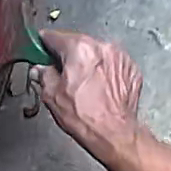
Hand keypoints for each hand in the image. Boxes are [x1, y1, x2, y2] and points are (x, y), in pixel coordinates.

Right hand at [30, 29, 145, 166]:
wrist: (114, 133)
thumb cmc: (86, 117)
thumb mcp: (52, 96)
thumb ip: (43, 76)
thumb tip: (40, 70)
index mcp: (79, 49)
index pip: (54, 36)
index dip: (44, 44)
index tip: (40, 49)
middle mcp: (101, 47)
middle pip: (78, 43)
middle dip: (68, 56)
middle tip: (61, 75)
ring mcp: (119, 57)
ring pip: (96, 53)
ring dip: (88, 64)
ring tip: (83, 87)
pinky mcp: (130, 69)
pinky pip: (111, 64)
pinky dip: (104, 72)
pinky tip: (98, 89)